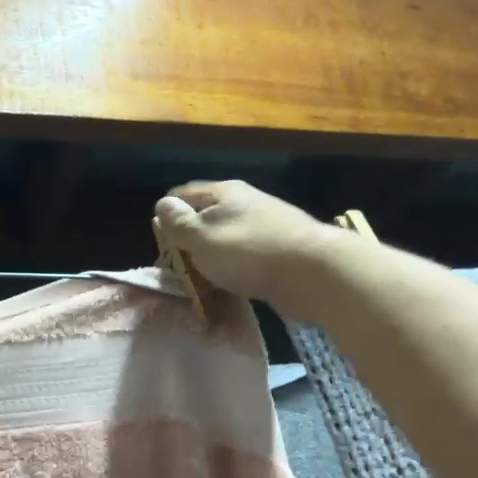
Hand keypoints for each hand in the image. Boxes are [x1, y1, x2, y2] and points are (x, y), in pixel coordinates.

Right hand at [152, 180, 342, 319]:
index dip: (166, 217)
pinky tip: (232, 285)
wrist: (316, 272)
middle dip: (189, 241)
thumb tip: (161, 205)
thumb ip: (178, 223)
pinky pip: (246, 255)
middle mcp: (245, 202)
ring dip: (212, 258)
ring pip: (226, 238)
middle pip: (205, 217)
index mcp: (223, 193)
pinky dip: (234, 268)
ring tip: (204, 281)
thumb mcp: (200, 238)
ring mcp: (266, 225)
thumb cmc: (248, 252)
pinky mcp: (281, 248)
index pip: (182, 195)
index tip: (162, 245)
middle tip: (180, 269)